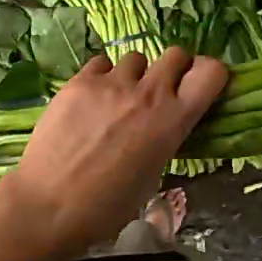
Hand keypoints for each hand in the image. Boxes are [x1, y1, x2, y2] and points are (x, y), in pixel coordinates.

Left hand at [0, 46, 226, 254]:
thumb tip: (162, 126)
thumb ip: (164, 139)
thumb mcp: (153, 175)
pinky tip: (91, 99)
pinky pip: (101, 63)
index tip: (198, 85)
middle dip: (173, 68)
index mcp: (173, 121)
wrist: (49, 206)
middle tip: (160, 89)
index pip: (211, 72)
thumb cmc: (107, 207)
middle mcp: (148, 94)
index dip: (209, 73)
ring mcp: (112, 84)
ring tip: (118, 98)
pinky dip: (102, 77)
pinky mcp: (79, 82)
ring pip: (135, 57)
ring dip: (134, 74)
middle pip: (175, 54)